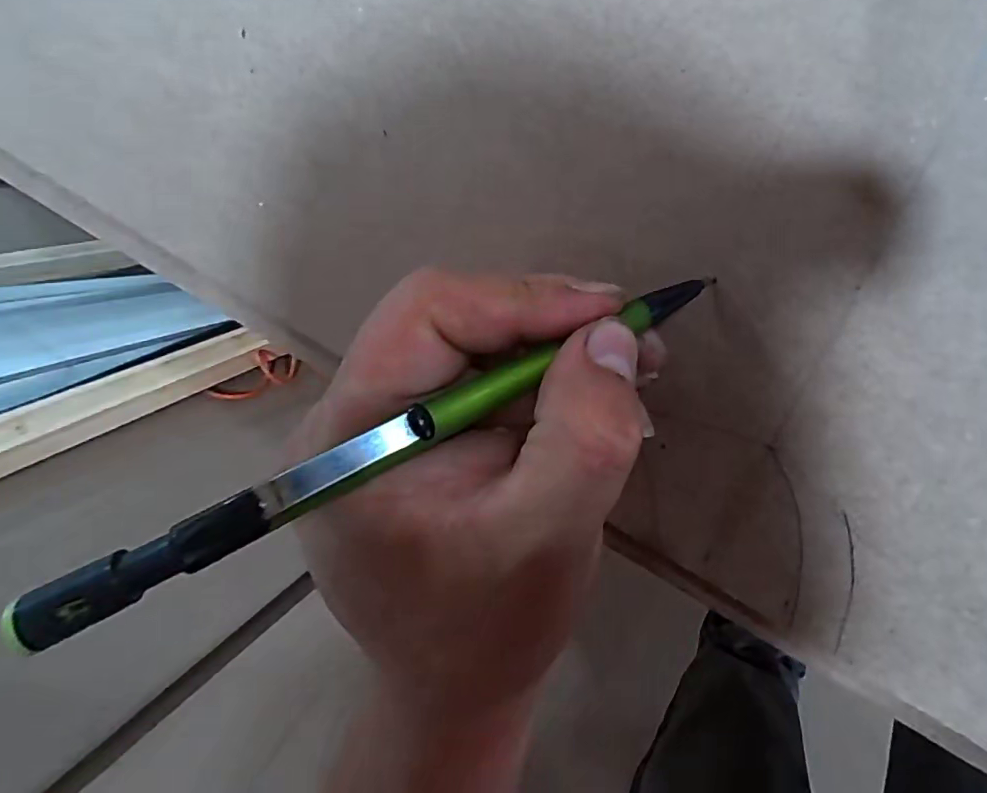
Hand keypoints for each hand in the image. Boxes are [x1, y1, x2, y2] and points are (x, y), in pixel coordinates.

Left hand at [290, 269, 663, 791]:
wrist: (457, 687)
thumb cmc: (492, 628)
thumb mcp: (551, 536)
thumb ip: (586, 433)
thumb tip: (613, 336)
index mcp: (354, 432)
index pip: (428, 312)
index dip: (523, 298)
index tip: (610, 316)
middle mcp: (359, 409)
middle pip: (457, 316)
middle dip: (553, 320)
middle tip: (633, 339)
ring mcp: (391, 416)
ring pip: (482, 338)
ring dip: (560, 345)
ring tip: (628, 367)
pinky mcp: (427, 427)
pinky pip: (491, 371)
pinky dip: (551, 372)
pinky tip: (595, 390)